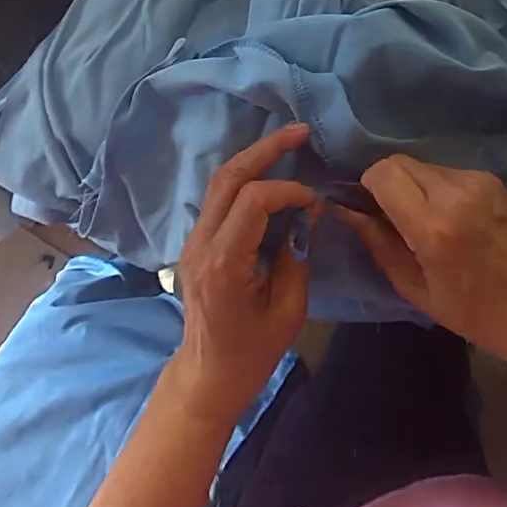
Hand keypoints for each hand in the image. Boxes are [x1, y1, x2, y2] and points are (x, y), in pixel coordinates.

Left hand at [169, 123, 321, 421]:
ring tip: (287, 138)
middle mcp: (201, 242)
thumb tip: (309, 207)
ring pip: (220, 180)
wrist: (207, 376)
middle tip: (300, 131)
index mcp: (223, 264)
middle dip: (266, 149)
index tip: (313, 201)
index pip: (252, 201)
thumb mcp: (289, 310)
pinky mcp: (196, 239)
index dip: (287, 191)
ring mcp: (193, 238)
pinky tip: (268, 167)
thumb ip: (297, 253)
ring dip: (254, 156)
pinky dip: (245, 175)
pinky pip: (219, 195)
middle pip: (229, 177)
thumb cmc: (252, 353)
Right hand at [333, 154, 506, 369]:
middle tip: (394, 214)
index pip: (383, 174)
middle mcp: (455, 194)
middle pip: (399, 162)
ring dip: (414, 185)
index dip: (368, 185)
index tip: (371, 208)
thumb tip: (346, 211)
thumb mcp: (415, 288)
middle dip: (388, 182)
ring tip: (428, 219)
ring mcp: (477, 182)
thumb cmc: (474, 312)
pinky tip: (454, 217)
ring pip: (423, 165)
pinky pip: (448, 172)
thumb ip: (377, 243)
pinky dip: (438, 188)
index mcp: (433, 227)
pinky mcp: (492, 179)